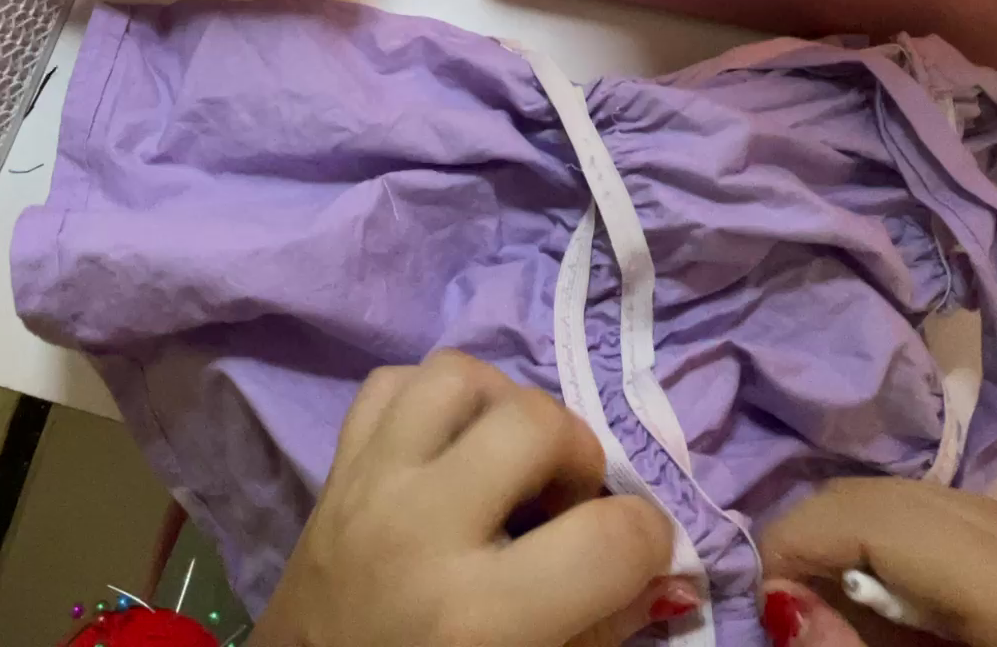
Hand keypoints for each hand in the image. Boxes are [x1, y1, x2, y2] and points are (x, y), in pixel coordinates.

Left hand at [247, 351, 700, 646]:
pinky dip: (431, 395)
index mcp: (476, 614)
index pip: (607, 541)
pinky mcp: (337, 459)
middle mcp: (420, 526)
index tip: (641, 542)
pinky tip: (446, 439)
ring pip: (456, 375)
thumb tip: (659, 557)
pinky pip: (392, 381)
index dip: (650, 536)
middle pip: (533, 422)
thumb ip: (602, 623)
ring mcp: (369, 479)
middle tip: (567, 494)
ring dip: (502, 401)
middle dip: (577, 449)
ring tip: (506, 450)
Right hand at [757, 478, 996, 646]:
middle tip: (792, 614)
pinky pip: (925, 512)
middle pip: (873, 499)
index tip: (762, 606)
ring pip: (891, 496)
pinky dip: (886, 547)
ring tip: (839, 612)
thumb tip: (782, 605)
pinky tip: (894, 604)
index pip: (869, 518)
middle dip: (812, 544)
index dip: (795, 546)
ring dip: (845, 544)